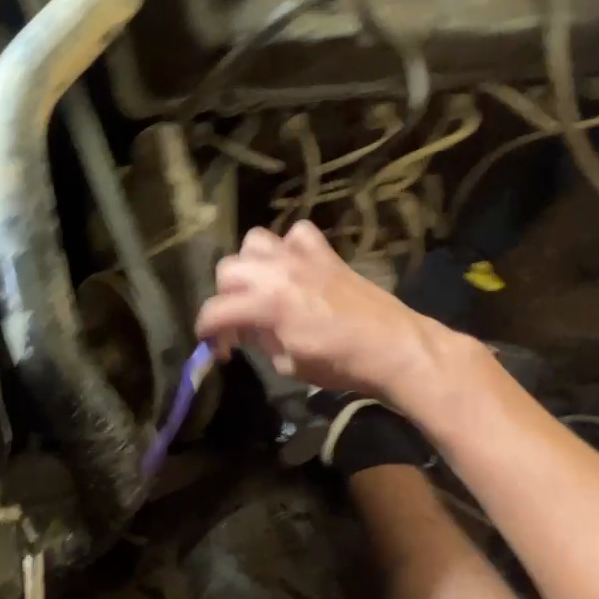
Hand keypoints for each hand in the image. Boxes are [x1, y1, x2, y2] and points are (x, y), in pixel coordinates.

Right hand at [195, 222, 468, 404]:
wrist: (392, 347)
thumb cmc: (338, 364)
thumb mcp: (286, 364)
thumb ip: (260, 340)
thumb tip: (247, 330)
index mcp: (266, 304)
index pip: (216, 311)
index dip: (206, 331)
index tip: (213, 347)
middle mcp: (277, 272)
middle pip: (227, 270)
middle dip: (225, 297)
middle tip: (239, 321)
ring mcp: (301, 258)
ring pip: (254, 242)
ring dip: (250, 265)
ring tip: (260, 287)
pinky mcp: (325, 254)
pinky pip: (296, 234)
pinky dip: (288, 247)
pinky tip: (293, 268)